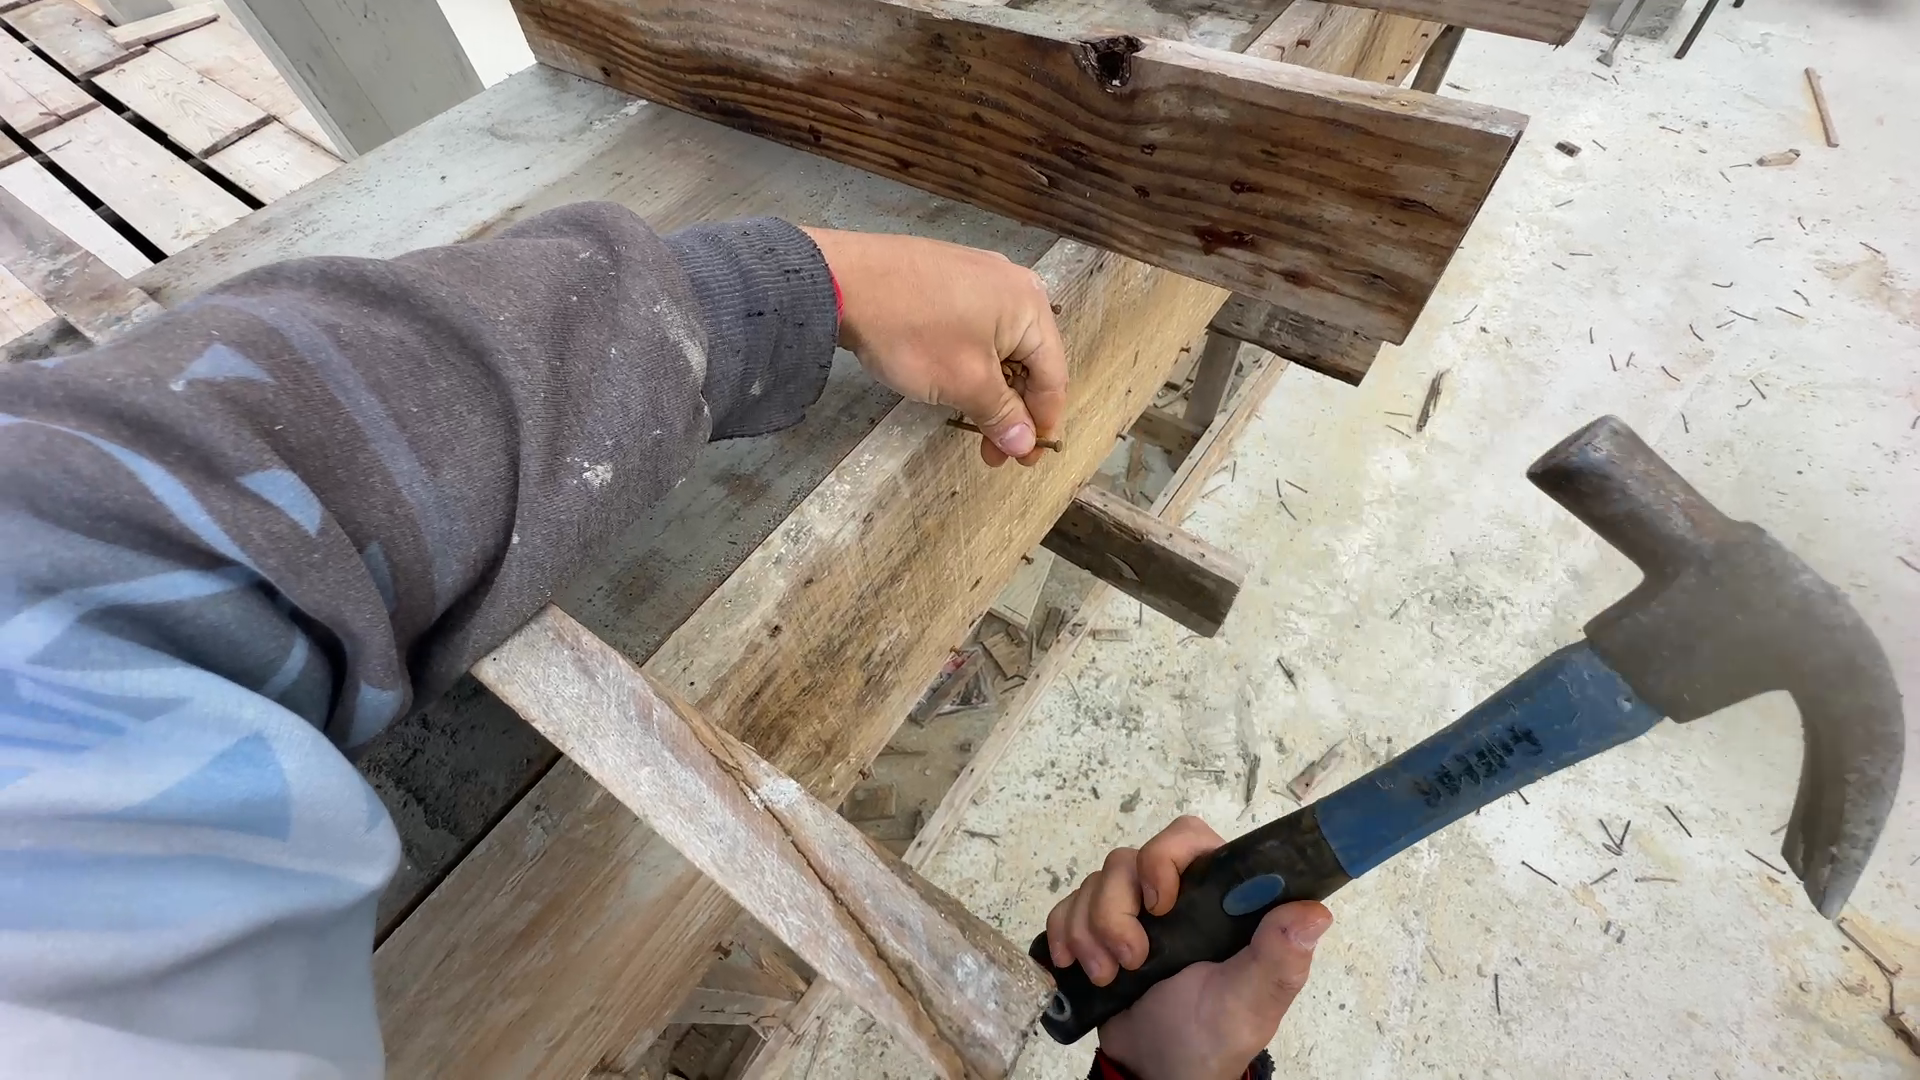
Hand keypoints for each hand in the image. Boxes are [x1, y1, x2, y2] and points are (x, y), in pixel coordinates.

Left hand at [801, 227, 1065, 464]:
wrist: (843, 281)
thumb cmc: (915, 334)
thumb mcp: (965, 382)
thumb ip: (1002, 415)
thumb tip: (1026, 444)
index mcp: (1031, 306)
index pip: (1054, 377)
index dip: (1044, 424)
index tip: (1026, 460)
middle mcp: (1015, 284)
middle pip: (1029, 362)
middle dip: (1014, 412)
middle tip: (994, 453)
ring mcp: (980, 276)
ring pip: (1000, 348)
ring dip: (992, 393)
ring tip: (972, 427)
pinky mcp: (948, 277)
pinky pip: (976, 329)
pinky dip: (973, 365)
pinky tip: (956, 386)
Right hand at [1043, 816, 1332, 1079]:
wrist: (1153, 1073)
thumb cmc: (1209, 1037)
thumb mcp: (1248, 1003)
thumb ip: (1277, 959)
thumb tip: (1315, 912)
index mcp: (1213, 895)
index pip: (1186, 838)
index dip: (1163, 856)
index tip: (1159, 903)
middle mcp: (1171, 890)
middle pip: (1127, 862)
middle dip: (1116, 912)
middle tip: (1129, 961)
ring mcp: (1129, 905)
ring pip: (1094, 883)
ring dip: (1091, 932)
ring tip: (1106, 977)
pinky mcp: (1095, 923)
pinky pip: (1067, 905)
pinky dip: (1064, 932)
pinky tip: (1070, 964)